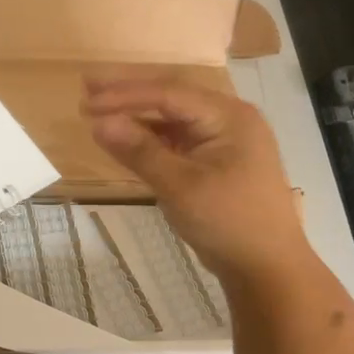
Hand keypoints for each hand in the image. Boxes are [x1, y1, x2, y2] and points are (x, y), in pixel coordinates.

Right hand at [83, 80, 307, 281]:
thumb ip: (139, 150)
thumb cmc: (228, 221)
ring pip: (172, 117)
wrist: (266, 267)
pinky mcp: (215, 161)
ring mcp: (223, 141)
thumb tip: (98, 123)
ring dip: (136, 114)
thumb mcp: (179, 185)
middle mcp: (229, 119)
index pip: (169, 94)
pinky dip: (149, 137)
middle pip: (172, 97)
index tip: (86, 100)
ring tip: (98, 110)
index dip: (124, 94)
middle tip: (87, 86)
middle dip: (129, 93)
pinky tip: (124, 138)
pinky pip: (176, 139)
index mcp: (229, 116)